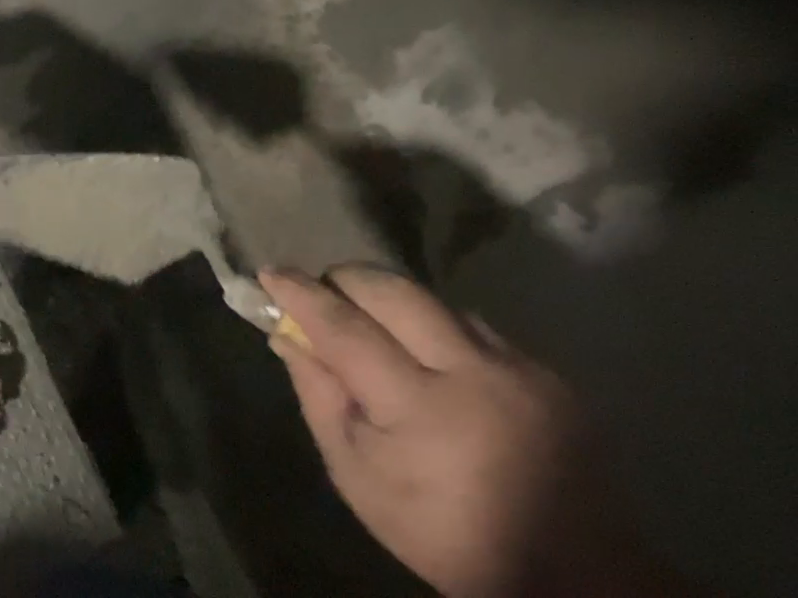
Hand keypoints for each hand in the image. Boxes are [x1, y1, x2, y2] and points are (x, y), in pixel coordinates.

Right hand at [260, 266, 654, 597]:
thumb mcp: (356, 474)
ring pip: (437, 302)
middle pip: (395, 292)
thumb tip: (287, 334)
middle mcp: (476, 372)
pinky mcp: (550, 374)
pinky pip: (475, 326)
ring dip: (392, 303)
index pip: (345, 328)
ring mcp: (521, 368)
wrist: (572, 577)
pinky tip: (428, 358)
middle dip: (346, 281)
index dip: (302, 295)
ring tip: (371, 326)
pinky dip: (435, 327)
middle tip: (319, 292)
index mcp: (422, 407)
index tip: (268, 274)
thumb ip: (320, 396)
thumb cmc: (441, 531)